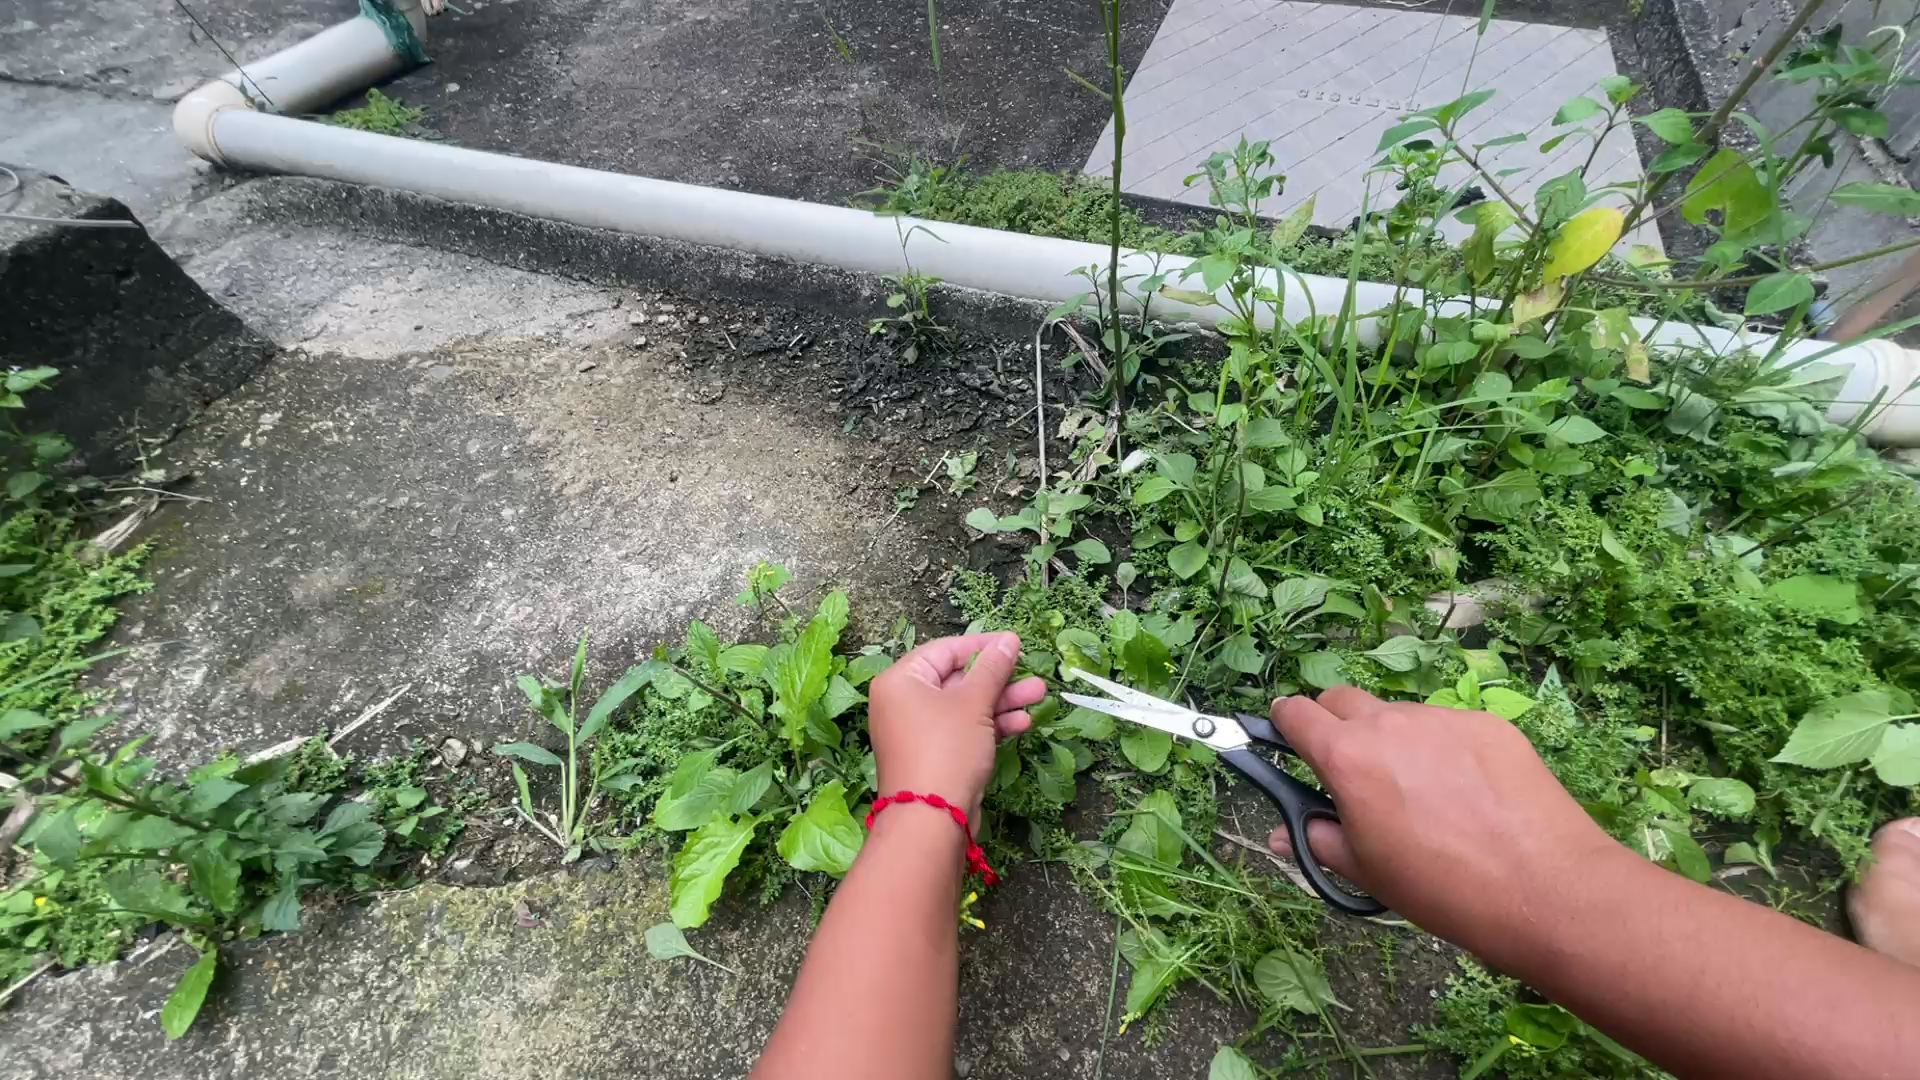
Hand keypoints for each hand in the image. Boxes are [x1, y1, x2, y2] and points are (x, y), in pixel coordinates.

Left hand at [867, 632, 1044, 819]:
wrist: (931, 822)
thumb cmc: (946, 749)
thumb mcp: (973, 702)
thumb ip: (993, 668)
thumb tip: (1009, 639)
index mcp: (901, 681)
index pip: (945, 650)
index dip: (982, 645)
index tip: (1014, 643)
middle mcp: (904, 703)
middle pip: (957, 679)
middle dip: (998, 678)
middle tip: (1032, 673)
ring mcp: (919, 732)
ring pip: (965, 707)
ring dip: (1001, 701)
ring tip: (1039, 695)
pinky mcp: (935, 756)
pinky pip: (964, 730)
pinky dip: (990, 726)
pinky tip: (1022, 723)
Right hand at [1268, 686, 1620, 947]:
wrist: (1553, 894)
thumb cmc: (1443, 889)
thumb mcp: (1366, 872)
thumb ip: (1316, 839)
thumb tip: (1280, 834)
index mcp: (1345, 756)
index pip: (1293, 711)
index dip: (1284, 723)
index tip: (1289, 739)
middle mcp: (1386, 723)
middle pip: (1338, 698)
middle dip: (1333, 722)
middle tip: (1351, 765)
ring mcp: (1439, 719)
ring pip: (1395, 713)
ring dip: (1390, 737)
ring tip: (1421, 788)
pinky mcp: (1486, 724)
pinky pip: (1446, 725)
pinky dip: (1441, 747)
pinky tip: (1468, 790)